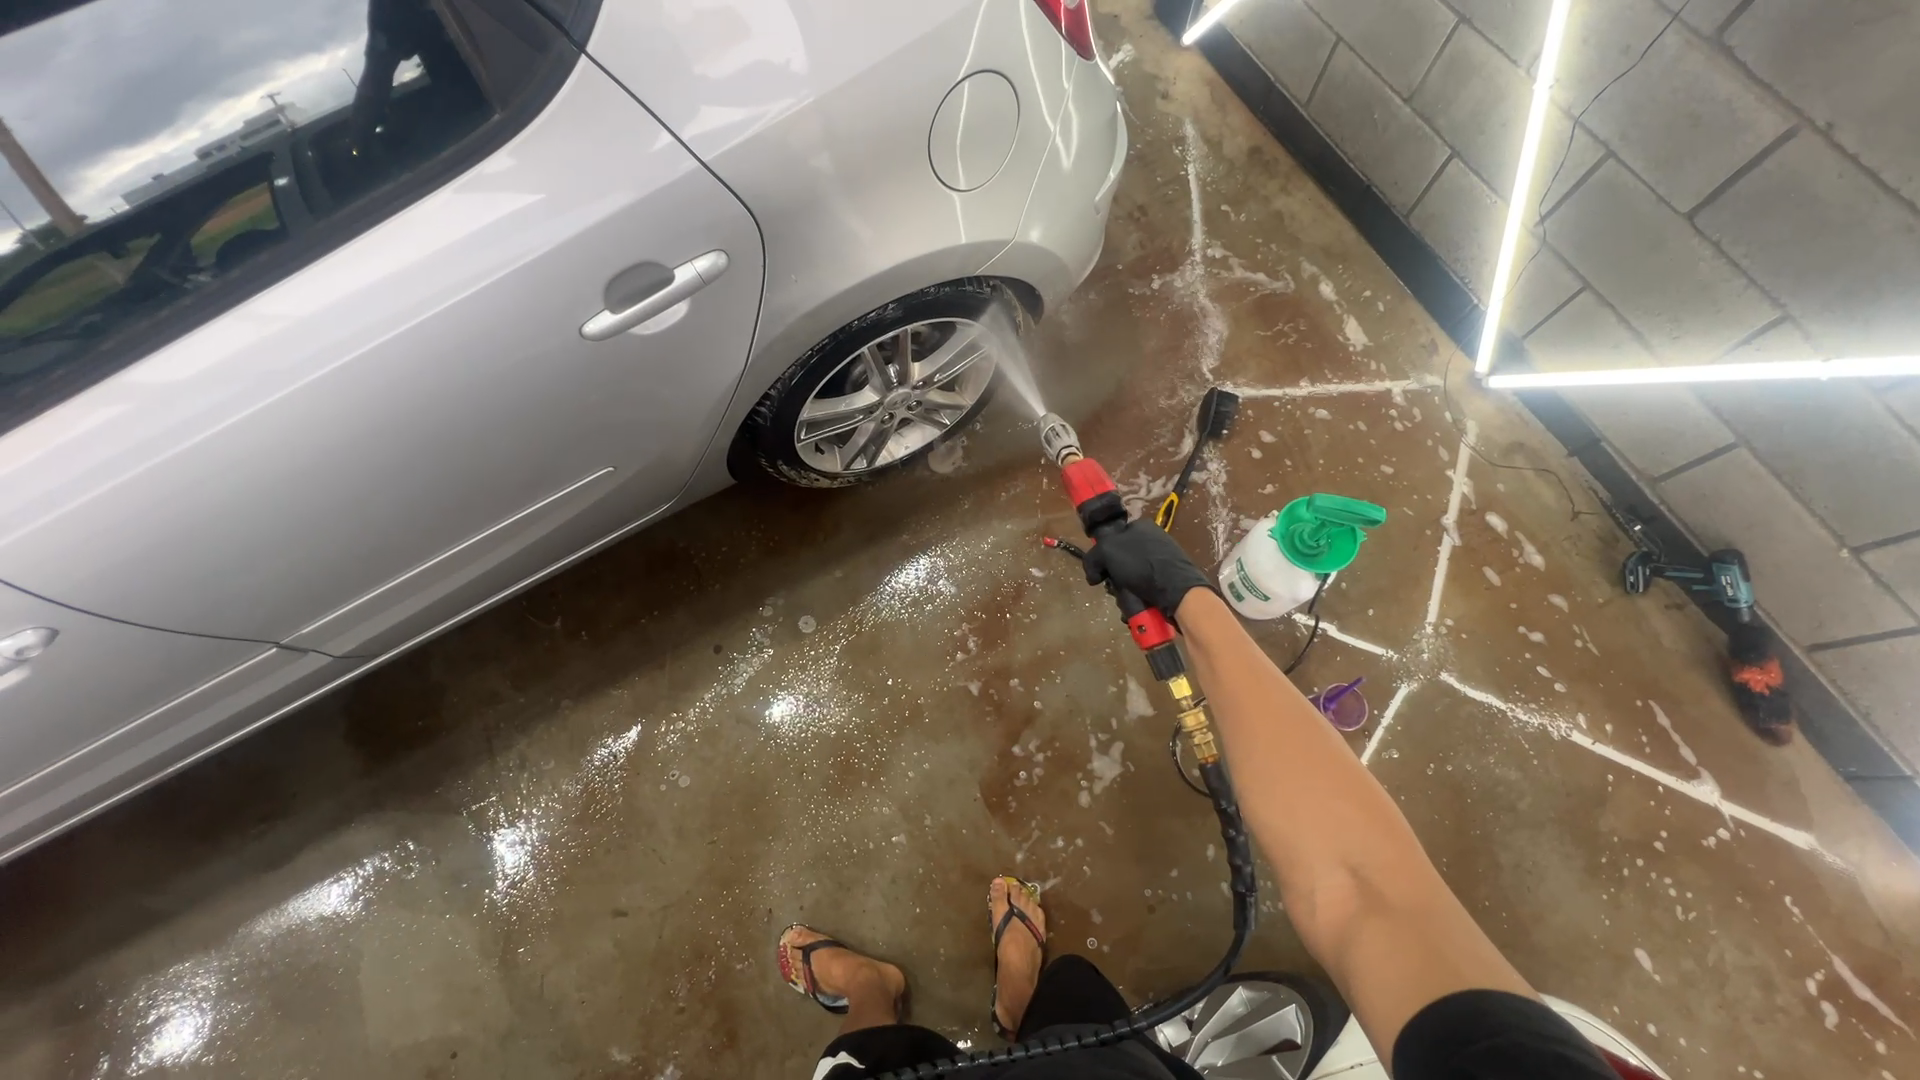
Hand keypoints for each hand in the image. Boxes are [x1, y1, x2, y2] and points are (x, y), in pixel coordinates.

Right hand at [1081, 519, 1215, 616]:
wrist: (1177, 591)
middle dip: (1114, 578)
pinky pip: (1144, 590)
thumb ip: (1093, 557)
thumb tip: (1093, 574)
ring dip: (1124, 592)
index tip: (1101, 569)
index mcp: (1141, 527)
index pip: (1113, 537)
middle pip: (1120, 561)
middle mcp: (1153, 542)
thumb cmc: (1142, 565)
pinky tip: (1138, 604)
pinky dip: (1138, 599)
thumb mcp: (1107, 551)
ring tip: (1127, 599)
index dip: (1103, 554)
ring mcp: (1162, 562)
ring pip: (1130, 579)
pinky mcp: (1168, 581)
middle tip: (1114, 586)